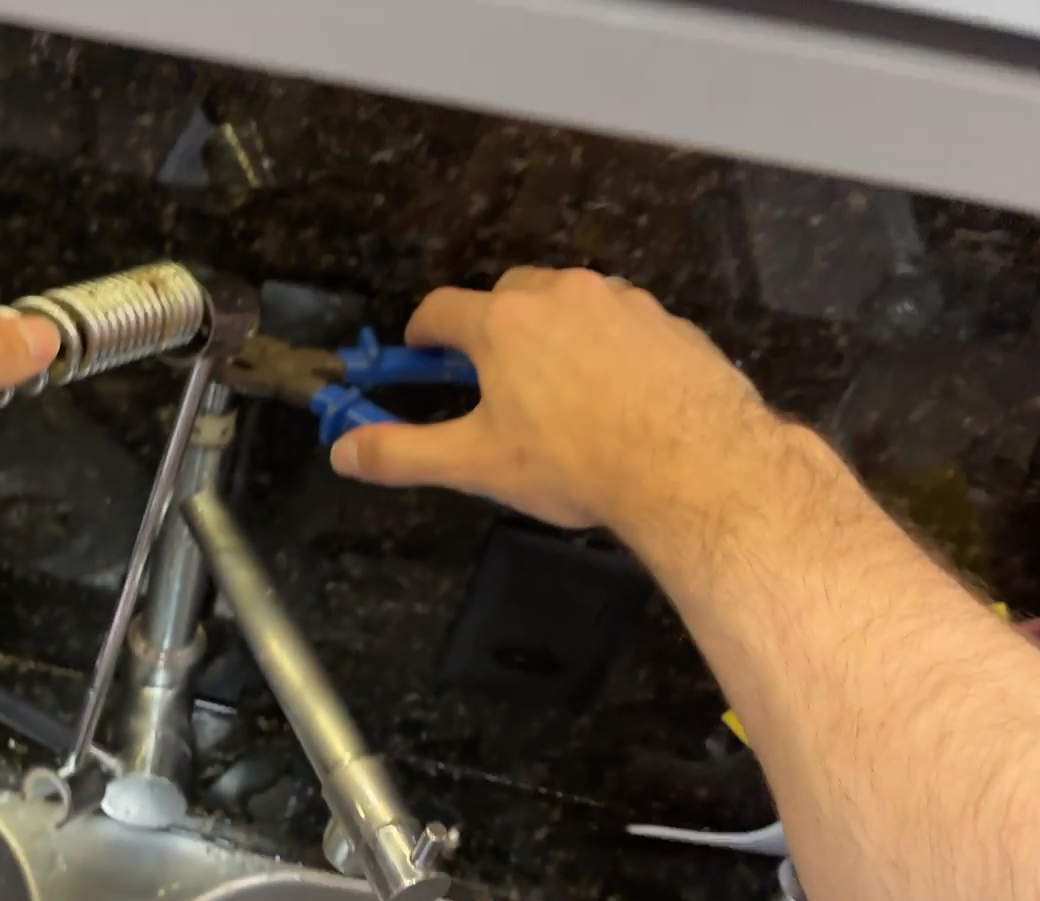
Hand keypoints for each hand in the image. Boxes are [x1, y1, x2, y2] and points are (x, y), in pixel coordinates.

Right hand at [329, 267, 777, 529]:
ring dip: (546, 330)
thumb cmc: (570, 461)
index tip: (419, 353)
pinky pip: (618, 321)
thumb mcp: (472, 464)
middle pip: (505, 293)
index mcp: (504, 323)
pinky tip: (609, 393)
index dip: (422, 331)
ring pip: (567, 302)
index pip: (441, 309)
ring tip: (551, 387)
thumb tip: (341, 452)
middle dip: (487, 326)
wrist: (698, 468)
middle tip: (487, 375)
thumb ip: (399, 454)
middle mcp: (562, 295)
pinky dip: (600, 343)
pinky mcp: (671, 324)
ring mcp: (624, 303)